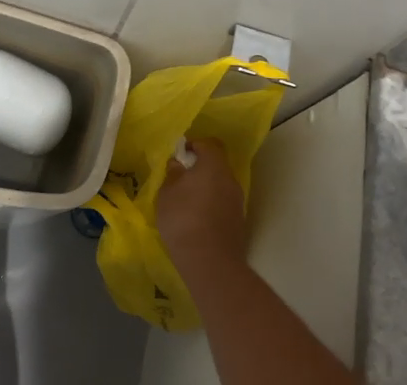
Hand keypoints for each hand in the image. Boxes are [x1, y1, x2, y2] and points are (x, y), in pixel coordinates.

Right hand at [155, 137, 247, 273]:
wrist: (210, 262)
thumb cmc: (183, 219)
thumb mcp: (167, 194)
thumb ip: (173, 174)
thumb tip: (179, 165)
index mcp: (214, 166)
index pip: (209, 144)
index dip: (194, 146)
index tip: (180, 156)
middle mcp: (231, 179)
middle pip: (217, 165)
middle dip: (200, 169)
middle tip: (181, 180)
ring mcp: (238, 202)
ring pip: (221, 186)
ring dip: (206, 189)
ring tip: (187, 203)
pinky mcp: (239, 222)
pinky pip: (224, 204)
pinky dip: (212, 206)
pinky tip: (197, 220)